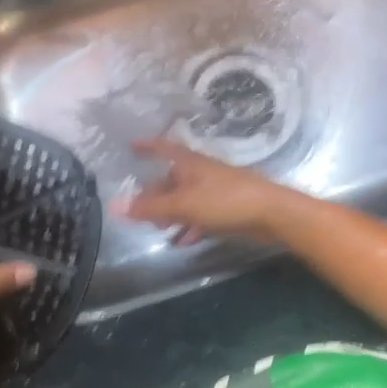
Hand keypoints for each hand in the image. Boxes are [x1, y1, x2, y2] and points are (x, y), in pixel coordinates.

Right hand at [120, 139, 302, 244]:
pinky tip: (184, 241)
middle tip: (141, 213)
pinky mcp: (228, 207)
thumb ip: (151, 207)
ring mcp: (215, 189)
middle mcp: (201, 172)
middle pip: (172, 180)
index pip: (163, 148)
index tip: (131, 146)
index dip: (147, 147)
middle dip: (156, 195)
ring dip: (172, 214)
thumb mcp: (183, 205)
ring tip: (160, 230)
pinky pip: (201, 215)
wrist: (271, 212)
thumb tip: (115, 206)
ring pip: (186, 199)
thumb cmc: (225, 201)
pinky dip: (191, 226)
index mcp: (189, 163)